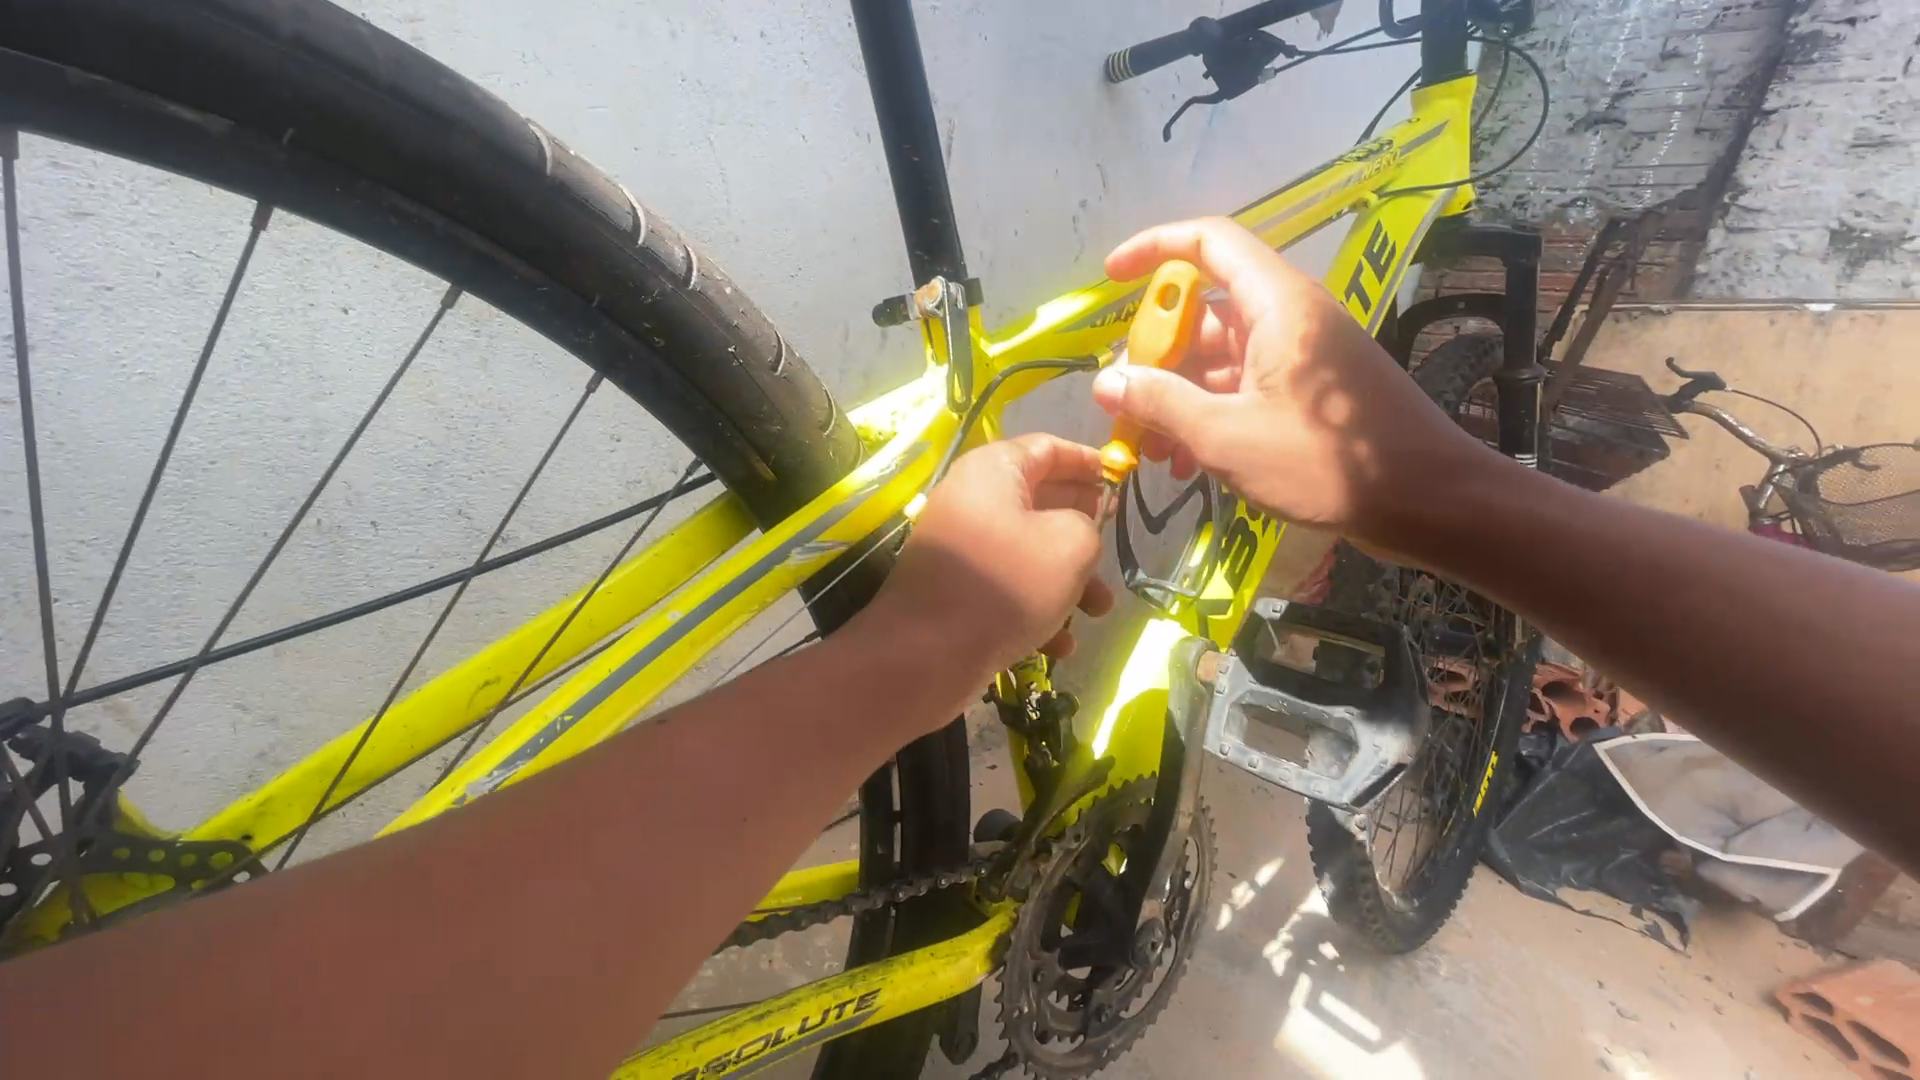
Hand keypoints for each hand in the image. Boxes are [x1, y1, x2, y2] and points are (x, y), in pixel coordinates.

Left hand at [852, 434, 1114, 710]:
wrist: (927, 654)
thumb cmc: (1008, 583)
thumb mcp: (1071, 544)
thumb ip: (1088, 524)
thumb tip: (1077, 531)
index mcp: (992, 471)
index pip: (1047, 448)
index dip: (1087, 461)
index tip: (1120, 479)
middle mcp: (972, 502)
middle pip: (1040, 502)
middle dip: (1083, 529)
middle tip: (1113, 545)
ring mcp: (962, 549)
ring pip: (1029, 553)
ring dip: (1069, 580)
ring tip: (1099, 610)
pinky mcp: (956, 592)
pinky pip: (1007, 589)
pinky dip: (1036, 609)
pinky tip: (1060, 643)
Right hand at [1090, 217, 1497, 551]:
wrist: (1423, 502)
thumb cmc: (1324, 462)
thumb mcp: (1226, 436)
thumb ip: (1161, 403)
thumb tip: (1106, 382)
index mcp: (1276, 305)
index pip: (1209, 242)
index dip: (1154, 248)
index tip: (1111, 278)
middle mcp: (1287, 318)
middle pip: (1204, 313)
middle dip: (1155, 357)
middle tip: (1124, 405)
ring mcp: (1298, 357)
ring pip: (1218, 358)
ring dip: (1177, 397)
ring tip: (1150, 449)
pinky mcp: (1305, 393)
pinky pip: (1241, 387)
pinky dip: (1207, 414)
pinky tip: (1186, 462)